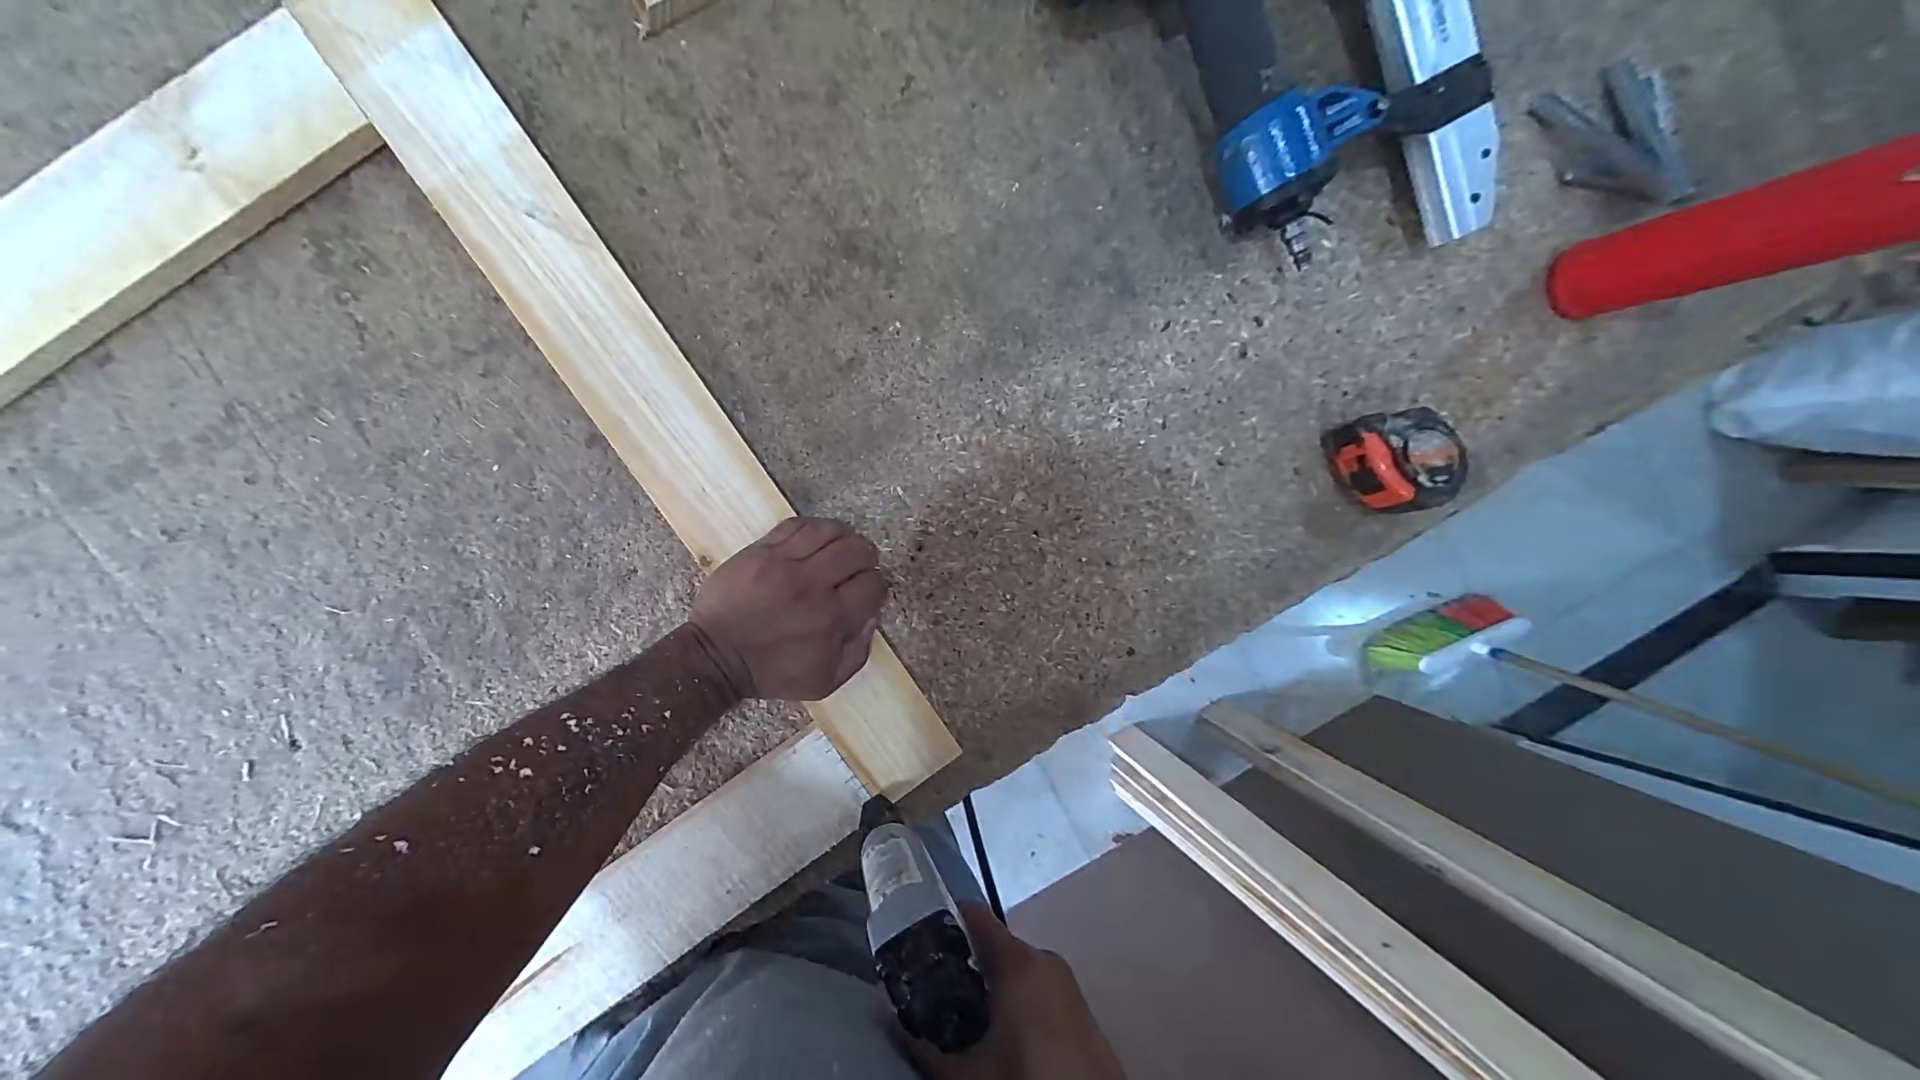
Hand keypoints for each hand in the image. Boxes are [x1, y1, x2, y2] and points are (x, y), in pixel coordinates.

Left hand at [686, 517, 887, 700]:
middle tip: (857, 566)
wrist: (716, 657)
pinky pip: (797, 525)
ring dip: (842, 538)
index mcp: (831, 618)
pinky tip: (814, 540)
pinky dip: (814, 529)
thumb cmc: (772, 673)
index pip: (873, 584)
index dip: (877, 586)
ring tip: (838, 549)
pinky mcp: (760, 551)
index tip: (867, 592)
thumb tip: (870, 615)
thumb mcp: (826, 680)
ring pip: (829, 531)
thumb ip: (858, 651)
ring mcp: (783, 564)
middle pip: (857, 550)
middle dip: (865, 557)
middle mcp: (811, 585)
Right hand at [905, 903, 1127, 1079]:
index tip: (920, 936)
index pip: (975, 915)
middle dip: (964, 961)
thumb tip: (889, 1018)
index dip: (945, 919)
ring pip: (1015, 964)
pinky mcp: (1077, 1000)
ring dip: (990, 981)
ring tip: (964, 1012)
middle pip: (993, 943)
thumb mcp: (969, 1074)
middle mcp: (1043, 958)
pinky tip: (1001, 1029)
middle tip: (935, 987)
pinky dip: (1015, 993)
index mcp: (1017, 963)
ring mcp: (1063, 978)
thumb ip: (926, 1046)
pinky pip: (1036, 981)